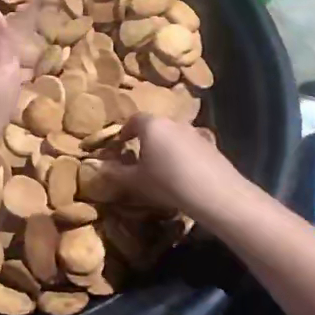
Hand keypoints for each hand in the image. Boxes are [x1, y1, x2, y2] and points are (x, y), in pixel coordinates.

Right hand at [95, 114, 249, 214]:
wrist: (217, 195)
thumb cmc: (168, 182)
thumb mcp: (135, 180)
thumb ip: (114, 172)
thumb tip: (96, 167)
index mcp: (152, 125)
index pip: (134, 120)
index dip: (125, 131)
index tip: (120, 145)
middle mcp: (174, 123)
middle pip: (156, 126)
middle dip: (146, 138)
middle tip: (139, 156)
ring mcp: (197, 133)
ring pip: (175, 135)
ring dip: (167, 146)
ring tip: (162, 165)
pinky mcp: (213, 147)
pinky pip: (192, 146)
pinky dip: (185, 154)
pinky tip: (184, 172)